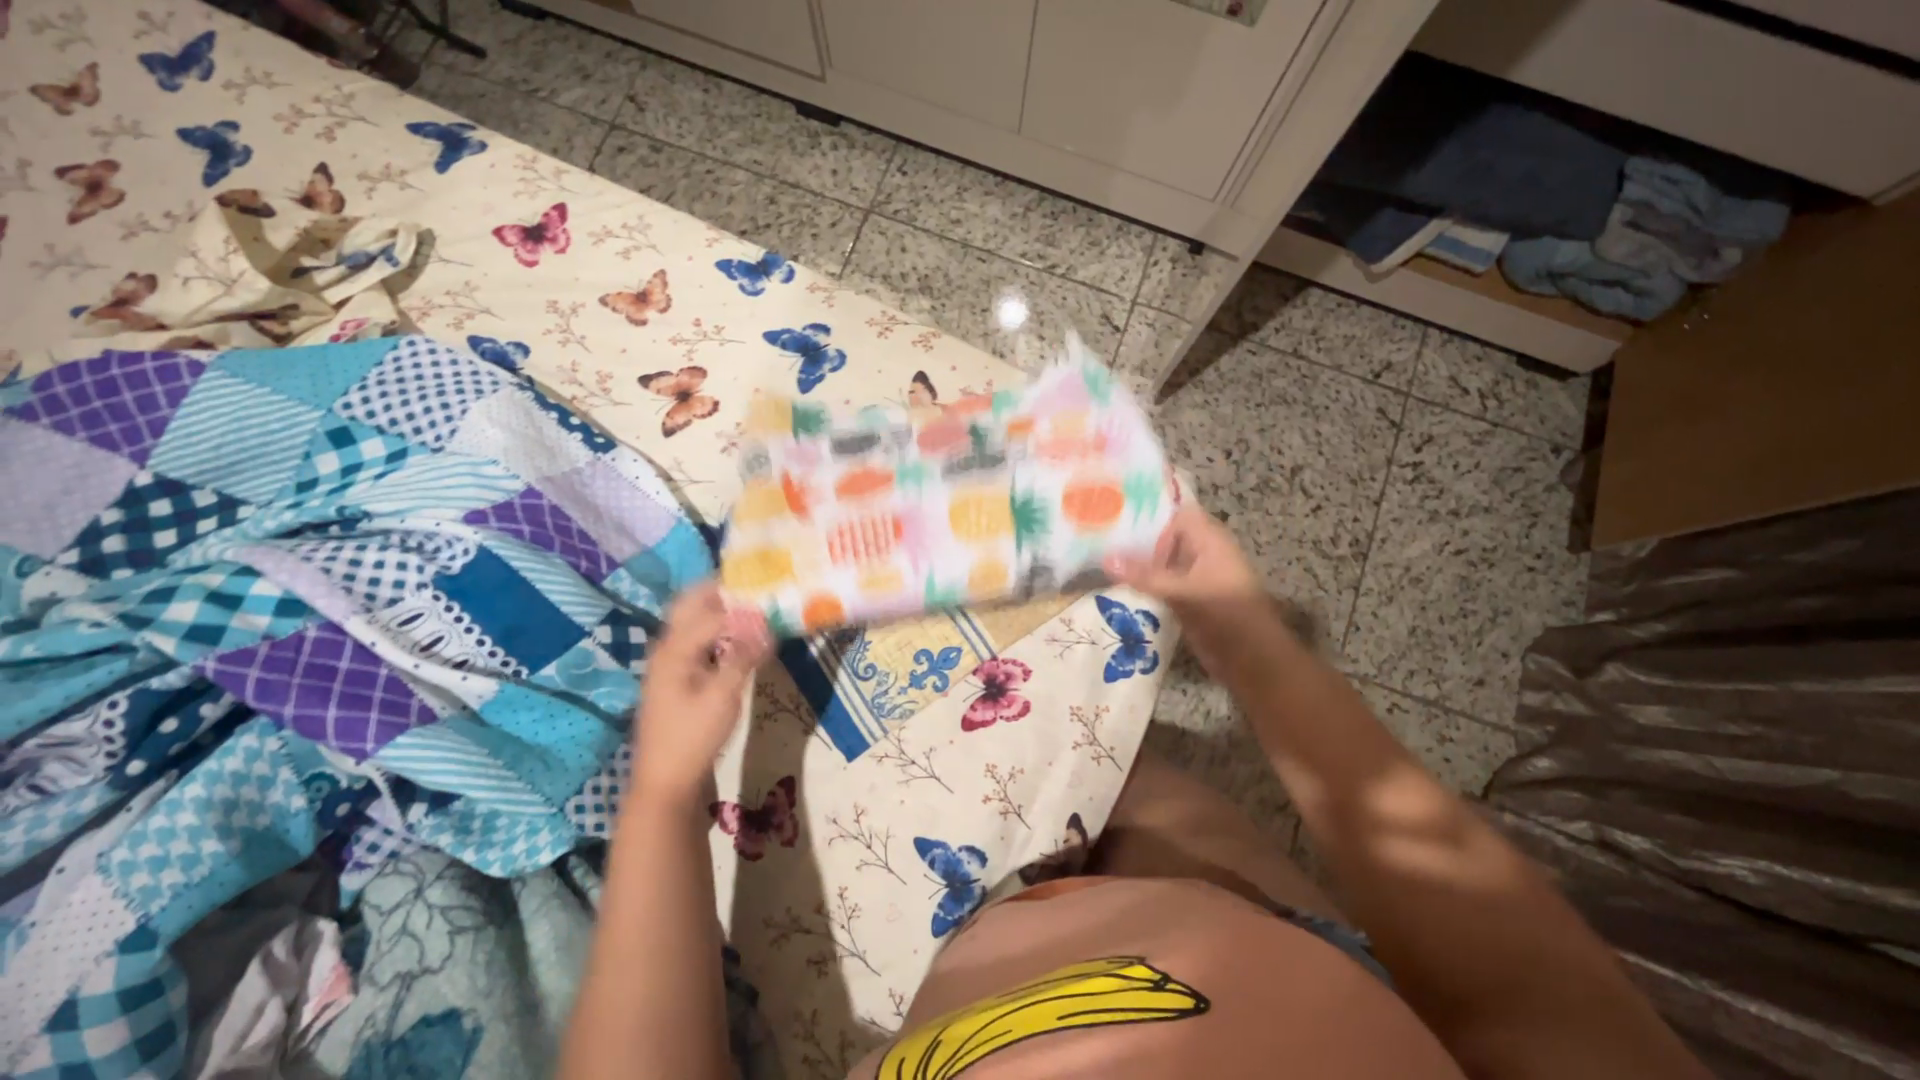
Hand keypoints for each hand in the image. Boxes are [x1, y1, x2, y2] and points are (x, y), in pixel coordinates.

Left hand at [631, 583, 772, 806]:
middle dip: (722, 593)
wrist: (665, 782)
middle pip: (691, 606)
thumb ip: (744, 657)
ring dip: (720, 612)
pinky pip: (697, 643)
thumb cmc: (693, 738)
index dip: (745, 605)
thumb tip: (767, 626)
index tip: (774, 595)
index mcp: (674, 649)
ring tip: (755, 609)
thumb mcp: (723, 697)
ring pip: (693, 623)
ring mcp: (669, 665)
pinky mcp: (676, 680)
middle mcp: (667, 648)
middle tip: (757, 588)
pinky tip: (742, 642)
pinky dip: (718, 635)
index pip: (713, 612)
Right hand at [1104, 503, 1261, 612]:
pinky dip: (1143, 584)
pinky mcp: (1189, 600)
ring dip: (1136, 563)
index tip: (1115, 514)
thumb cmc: (1225, 613)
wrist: (1252, 658)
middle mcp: (1201, 553)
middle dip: (1136, 538)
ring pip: (1161, 562)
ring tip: (1098, 558)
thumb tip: (1105, 559)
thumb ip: (1144, 576)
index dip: (1150, 512)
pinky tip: (1116, 585)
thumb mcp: (1183, 591)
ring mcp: (1195, 578)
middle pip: (1165, 537)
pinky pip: (1161, 585)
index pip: (1176, 513)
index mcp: (1208, 540)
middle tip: (1097, 535)